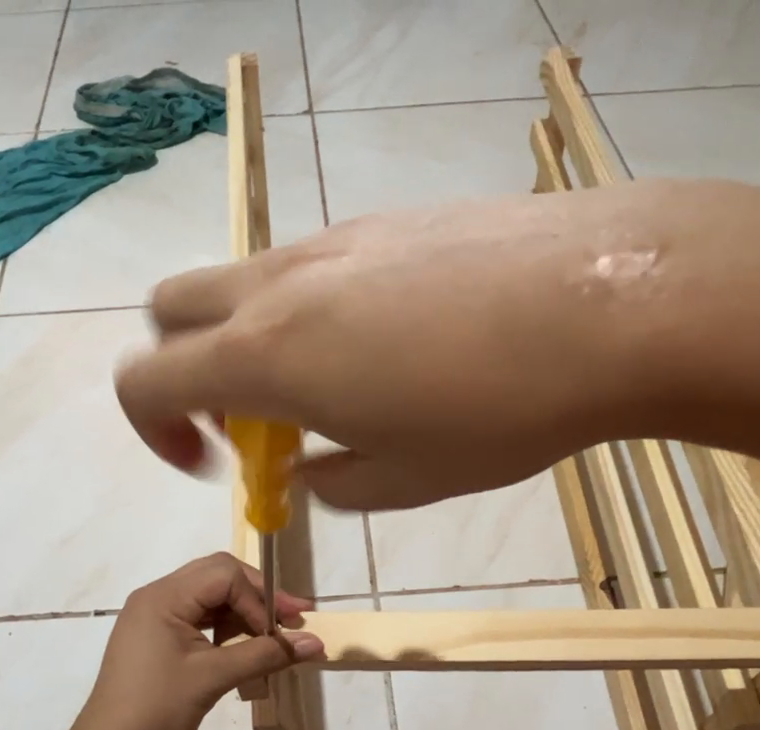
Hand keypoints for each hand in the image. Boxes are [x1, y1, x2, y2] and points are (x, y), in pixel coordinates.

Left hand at [79, 553, 320, 729]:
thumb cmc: (158, 708)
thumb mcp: (214, 677)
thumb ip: (266, 654)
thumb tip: (316, 643)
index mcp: (163, 597)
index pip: (224, 575)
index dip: (260, 598)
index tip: (284, 630)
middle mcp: (156, 596)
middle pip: (218, 576)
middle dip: (257, 595)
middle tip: (292, 618)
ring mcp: (153, 615)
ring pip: (209, 595)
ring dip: (243, 611)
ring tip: (271, 636)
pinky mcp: (156, 635)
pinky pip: (198, 616)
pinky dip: (225, 626)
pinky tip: (244, 646)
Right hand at [115, 182, 702, 509]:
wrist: (613, 298)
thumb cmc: (501, 410)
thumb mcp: (404, 480)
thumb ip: (328, 481)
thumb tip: (304, 466)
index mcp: (266, 354)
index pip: (146, 378)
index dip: (155, 429)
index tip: (213, 463)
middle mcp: (281, 282)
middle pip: (171, 308)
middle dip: (185, 369)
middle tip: (254, 419)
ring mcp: (333, 239)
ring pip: (243, 281)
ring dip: (251, 339)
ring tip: (334, 388)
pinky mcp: (385, 219)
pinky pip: (311, 264)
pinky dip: (309, 309)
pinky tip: (393, 345)